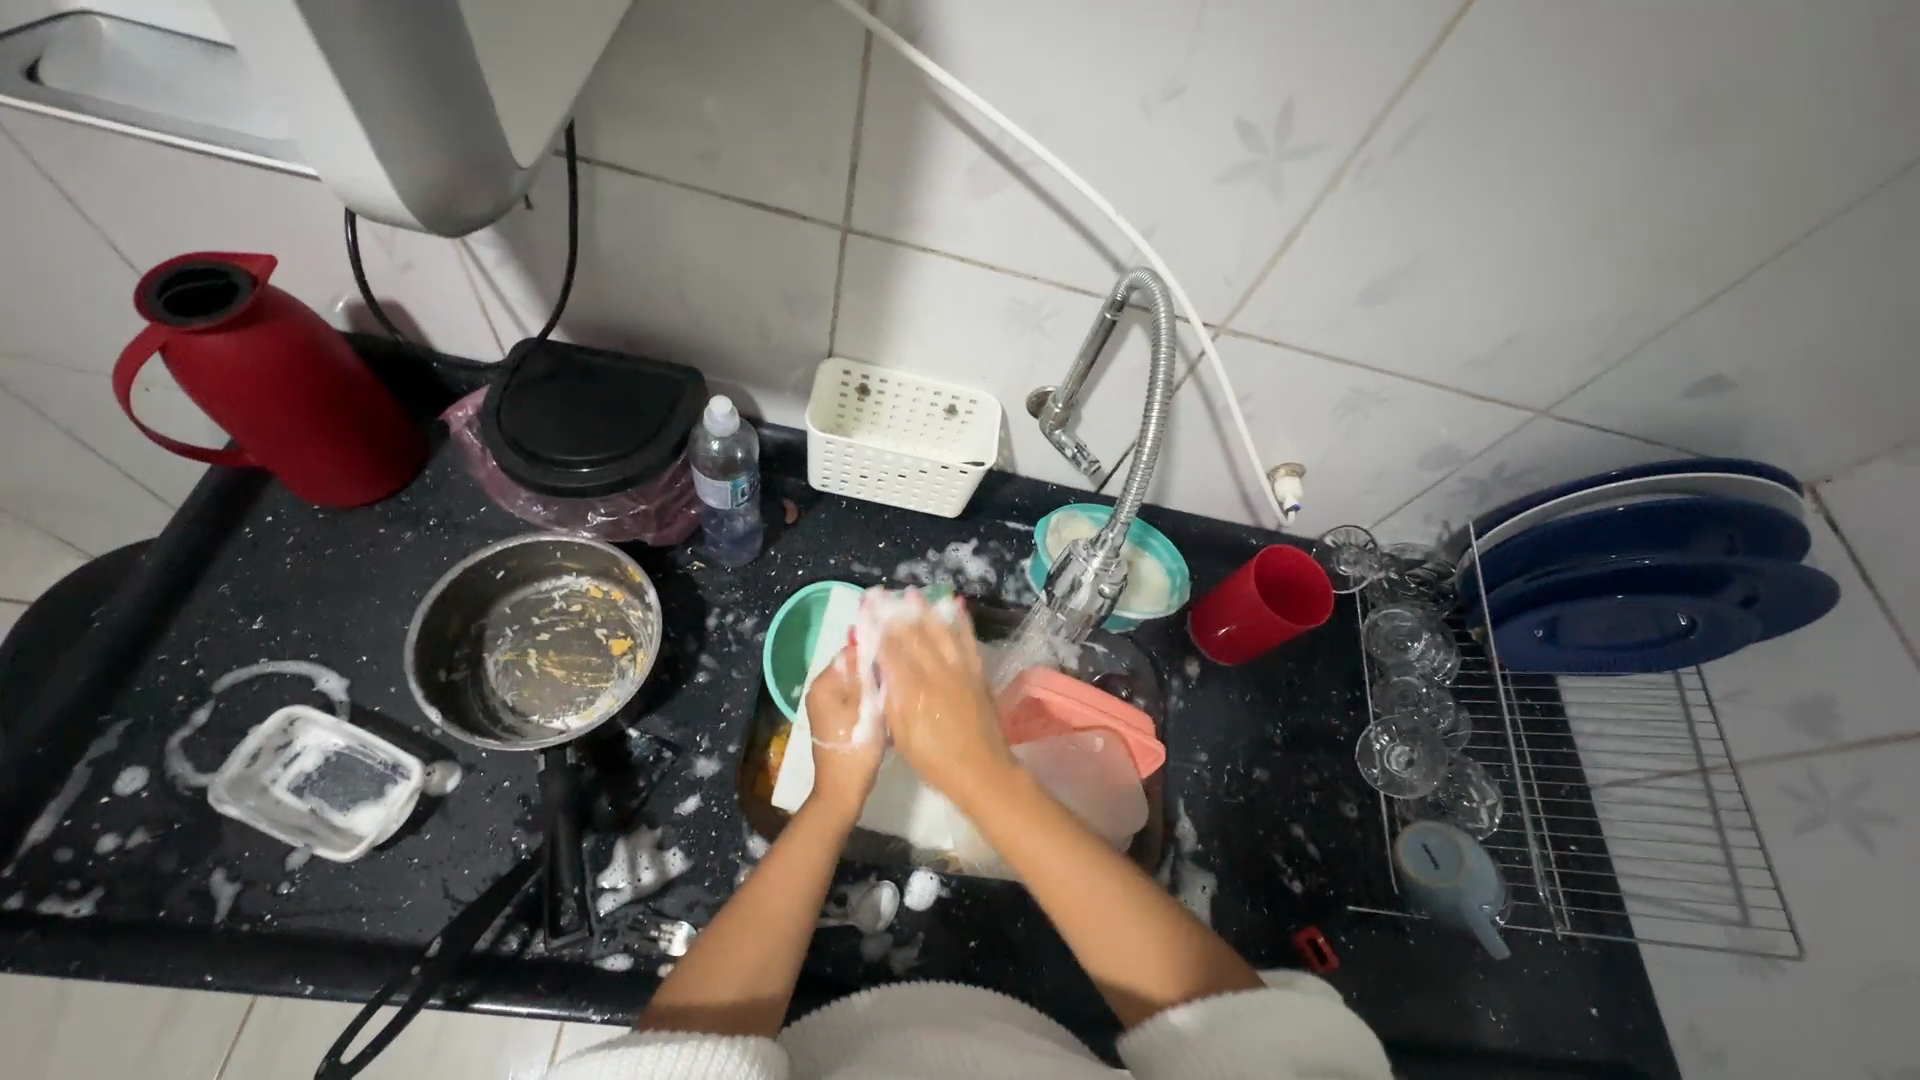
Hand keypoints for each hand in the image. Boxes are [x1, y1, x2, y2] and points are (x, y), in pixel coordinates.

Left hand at [804, 647, 883, 822]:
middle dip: (875, 672)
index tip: (898, 657)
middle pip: (853, 670)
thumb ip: (870, 675)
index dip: (874, 654)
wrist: (844, 790)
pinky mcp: (835, 721)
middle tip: (901, 677)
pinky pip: (855, 700)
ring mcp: (826, 707)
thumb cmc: (856, 747)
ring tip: (897, 691)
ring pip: (857, 686)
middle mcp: (820, 692)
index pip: (850, 654)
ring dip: (875, 688)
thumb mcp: (868, 707)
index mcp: (823, 685)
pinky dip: (869, 702)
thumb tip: (876, 645)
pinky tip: (886, 709)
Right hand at [876, 601, 1014, 806]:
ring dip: (925, 610)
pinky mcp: (977, 673)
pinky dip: (961, 622)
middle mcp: (935, 673)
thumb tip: (878, 670)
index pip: (889, 650)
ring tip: (913, 593)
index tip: (865, 610)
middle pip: (913, 635)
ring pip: (940, 632)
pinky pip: (968, 640)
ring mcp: (960, 670)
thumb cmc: (933, 760)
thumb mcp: (900, 734)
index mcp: (912, 690)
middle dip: (895, 613)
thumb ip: (889, 699)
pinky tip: (956, 606)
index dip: (875, 628)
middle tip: (882, 594)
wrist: (981, 771)